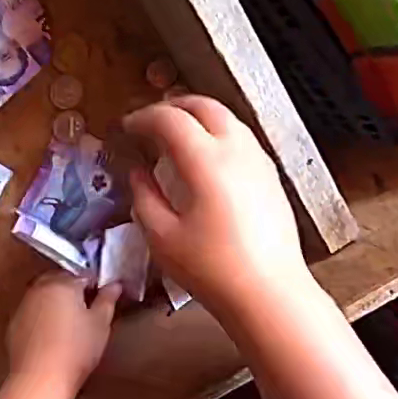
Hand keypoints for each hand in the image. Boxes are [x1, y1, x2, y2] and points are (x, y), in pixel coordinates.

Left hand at [4, 271, 119, 393]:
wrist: (40, 379)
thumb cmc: (76, 350)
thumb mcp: (100, 324)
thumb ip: (107, 300)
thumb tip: (114, 285)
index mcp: (62, 283)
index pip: (83, 275)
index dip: (95, 286)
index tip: (103, 300)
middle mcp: (39, 288)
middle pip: (60, 281)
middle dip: (73, 291)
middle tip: (87, 311)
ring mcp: (23, 305)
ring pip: (44, 296)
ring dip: (56, 303)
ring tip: (69, 325)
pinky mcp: (14, 324)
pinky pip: (32, 313)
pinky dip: (41, 318)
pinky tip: (51, 336)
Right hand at [123, 95, 313, 322]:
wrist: (268, 293)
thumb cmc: (210, 268)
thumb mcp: (161, 236)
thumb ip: (144, 196)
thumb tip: (138, 172)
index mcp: (206, 161)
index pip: (170, 118)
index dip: (143, 118)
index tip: (127, 128)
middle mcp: (237, 150)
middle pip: (204, 105)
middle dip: (172, 106)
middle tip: (149, 122)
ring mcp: (259, 161)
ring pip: (227, 118)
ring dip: (197, 118)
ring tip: (174, 137)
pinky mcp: (271, 177)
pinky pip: (241, 138)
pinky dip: (216, 134)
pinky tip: (204, 160)